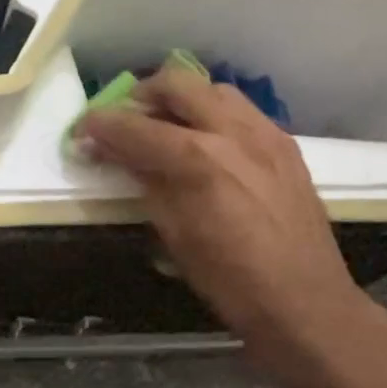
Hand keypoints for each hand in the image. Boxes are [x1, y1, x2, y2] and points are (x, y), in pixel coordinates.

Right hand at [78, 68, 386, 380]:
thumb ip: (145, 183)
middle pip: (176, 83)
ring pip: (213, 90)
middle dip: (141, 96)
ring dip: (181, 100)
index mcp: (197, 159)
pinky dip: (214, 116)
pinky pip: (242, 111)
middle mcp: (232, 132)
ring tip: (165, 129)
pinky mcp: (286, 145)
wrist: (305, 303)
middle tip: (123, 122)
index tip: (81, 132)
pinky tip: (207, 146)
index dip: (99, 125)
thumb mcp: (173, 235)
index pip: (133, 126)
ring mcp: (265, 134)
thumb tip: (116, 155)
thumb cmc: (229, 282)